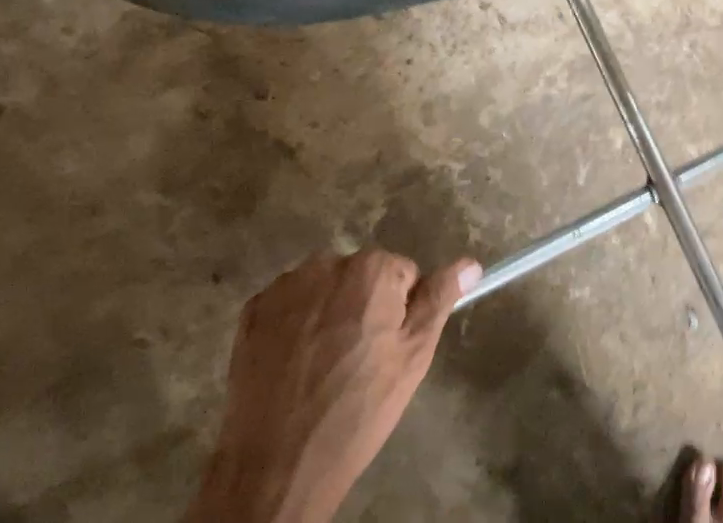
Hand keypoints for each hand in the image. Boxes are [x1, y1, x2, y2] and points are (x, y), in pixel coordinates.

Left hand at [191, 250, 481, 522]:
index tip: (389, 351)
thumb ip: (439, 299)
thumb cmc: (359, 409)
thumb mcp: (414, 357)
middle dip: (364, 308)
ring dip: (329, 314)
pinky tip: (294, 367)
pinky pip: (288, 306)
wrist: (279, 460)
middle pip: (360, 277)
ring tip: (324, 368)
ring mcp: (283, 286)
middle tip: (360, 363)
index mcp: (370, 269)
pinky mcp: (252, 309)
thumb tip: (470, 264)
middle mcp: (325, 263)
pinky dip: (295, 326)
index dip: (400, 313)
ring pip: (322, 289)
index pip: (402, 275)